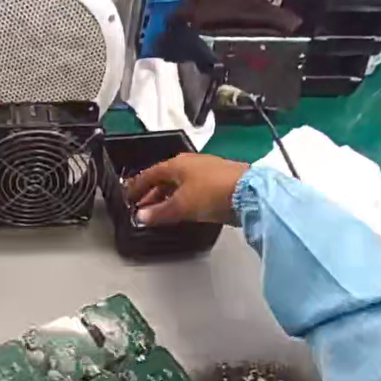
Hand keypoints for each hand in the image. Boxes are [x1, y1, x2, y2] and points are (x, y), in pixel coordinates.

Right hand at [125, 154, 248, 226]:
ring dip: (168, 197)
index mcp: (176, 163)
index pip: (149, 174)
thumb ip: (159, 213)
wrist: (252, 192)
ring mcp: (207, 169)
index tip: (128, 199)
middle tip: (144, 209)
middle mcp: (190, 162)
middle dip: (152, 194)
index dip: (137, 187)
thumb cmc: (211, 193)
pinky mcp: (220, 179)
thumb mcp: (180, 206)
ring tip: (161, 212)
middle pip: (164, 178)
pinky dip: (183, 197)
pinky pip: (193, 188)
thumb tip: (141, 217)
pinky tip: (183, 208)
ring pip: (180, 183)